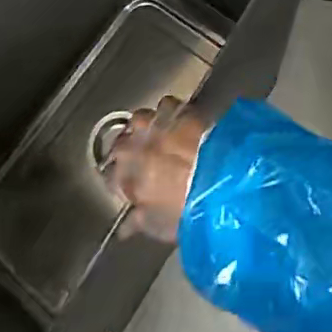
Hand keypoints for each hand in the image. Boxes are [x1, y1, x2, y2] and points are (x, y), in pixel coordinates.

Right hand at [102, 96, 209, 242]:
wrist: (221, 179)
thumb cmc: (185, 208)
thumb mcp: (158, 224)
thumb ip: (138, 220)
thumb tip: (126, 226)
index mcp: (125, 176)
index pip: (110, 174)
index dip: (119, 177)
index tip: (128, 181)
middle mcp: (136, 147)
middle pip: (121, 142)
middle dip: (127, 147)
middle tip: (141, 155)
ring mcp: (159, 125)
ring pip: (140, 118)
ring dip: (144, 125)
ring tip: (155, 133)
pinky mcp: (183, 111)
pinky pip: (167, 104)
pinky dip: (169, 110)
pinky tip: (176, 118)